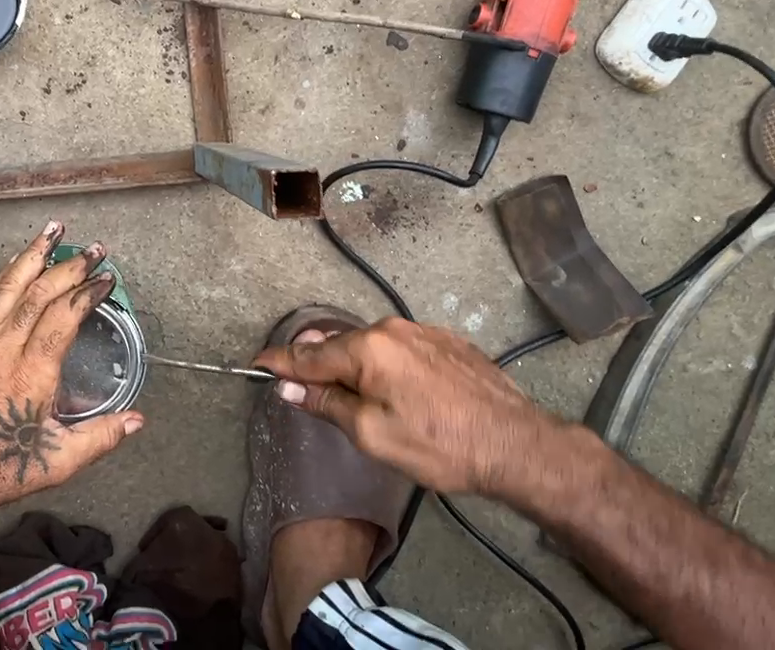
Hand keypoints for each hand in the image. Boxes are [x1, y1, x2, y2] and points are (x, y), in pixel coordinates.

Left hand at [0, 221, 143, 516]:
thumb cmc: (2, 467)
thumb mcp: (60, 461)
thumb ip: (102, 437)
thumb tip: (138, 420)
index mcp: (31, 373)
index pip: (63, 316)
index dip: (86, 292)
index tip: (106, 278)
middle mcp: (5, 348)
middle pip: (38, 292)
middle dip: (69, 266)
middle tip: (94, 249)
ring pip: (8, 286)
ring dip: (33, 255)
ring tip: (53, 231)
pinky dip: (3, 274)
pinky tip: (15, 261)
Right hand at [253, 317, 566, 498]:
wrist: (519, 445)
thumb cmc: (440, 446)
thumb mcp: (373, 434)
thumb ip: (328, 404)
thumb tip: (289, 387)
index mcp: (367, 348)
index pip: (310, 355)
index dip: (280, 362)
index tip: (256, 362)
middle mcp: (391, 329)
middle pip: (340, 345)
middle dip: (317, 361)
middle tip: (298, 378)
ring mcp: (423, 332)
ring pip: (371, 345)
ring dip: (353, 362)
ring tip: (345, 384)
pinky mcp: (448, 342)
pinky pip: (400, 347)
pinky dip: (385, 362)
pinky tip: (394, 384)